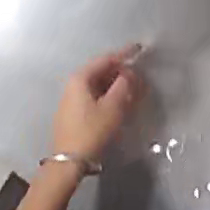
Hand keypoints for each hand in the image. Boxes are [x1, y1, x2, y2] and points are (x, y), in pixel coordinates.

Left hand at [50, 44, 143, 161]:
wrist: (69, 161)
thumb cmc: (92, 131)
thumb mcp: (112, 107)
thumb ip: (123, 86)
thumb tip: (129, 73)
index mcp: (80, 78)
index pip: (105, 59)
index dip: (124, 54)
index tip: (139, 49)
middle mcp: (73, 84)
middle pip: (100, 71)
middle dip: (121, 71)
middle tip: (140, 73)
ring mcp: (71, 99)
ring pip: (98, 84)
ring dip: (116, 84)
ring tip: (134, 87)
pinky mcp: (74, 112)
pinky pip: (94, 95)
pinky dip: (108, 95)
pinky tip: (120, 101)